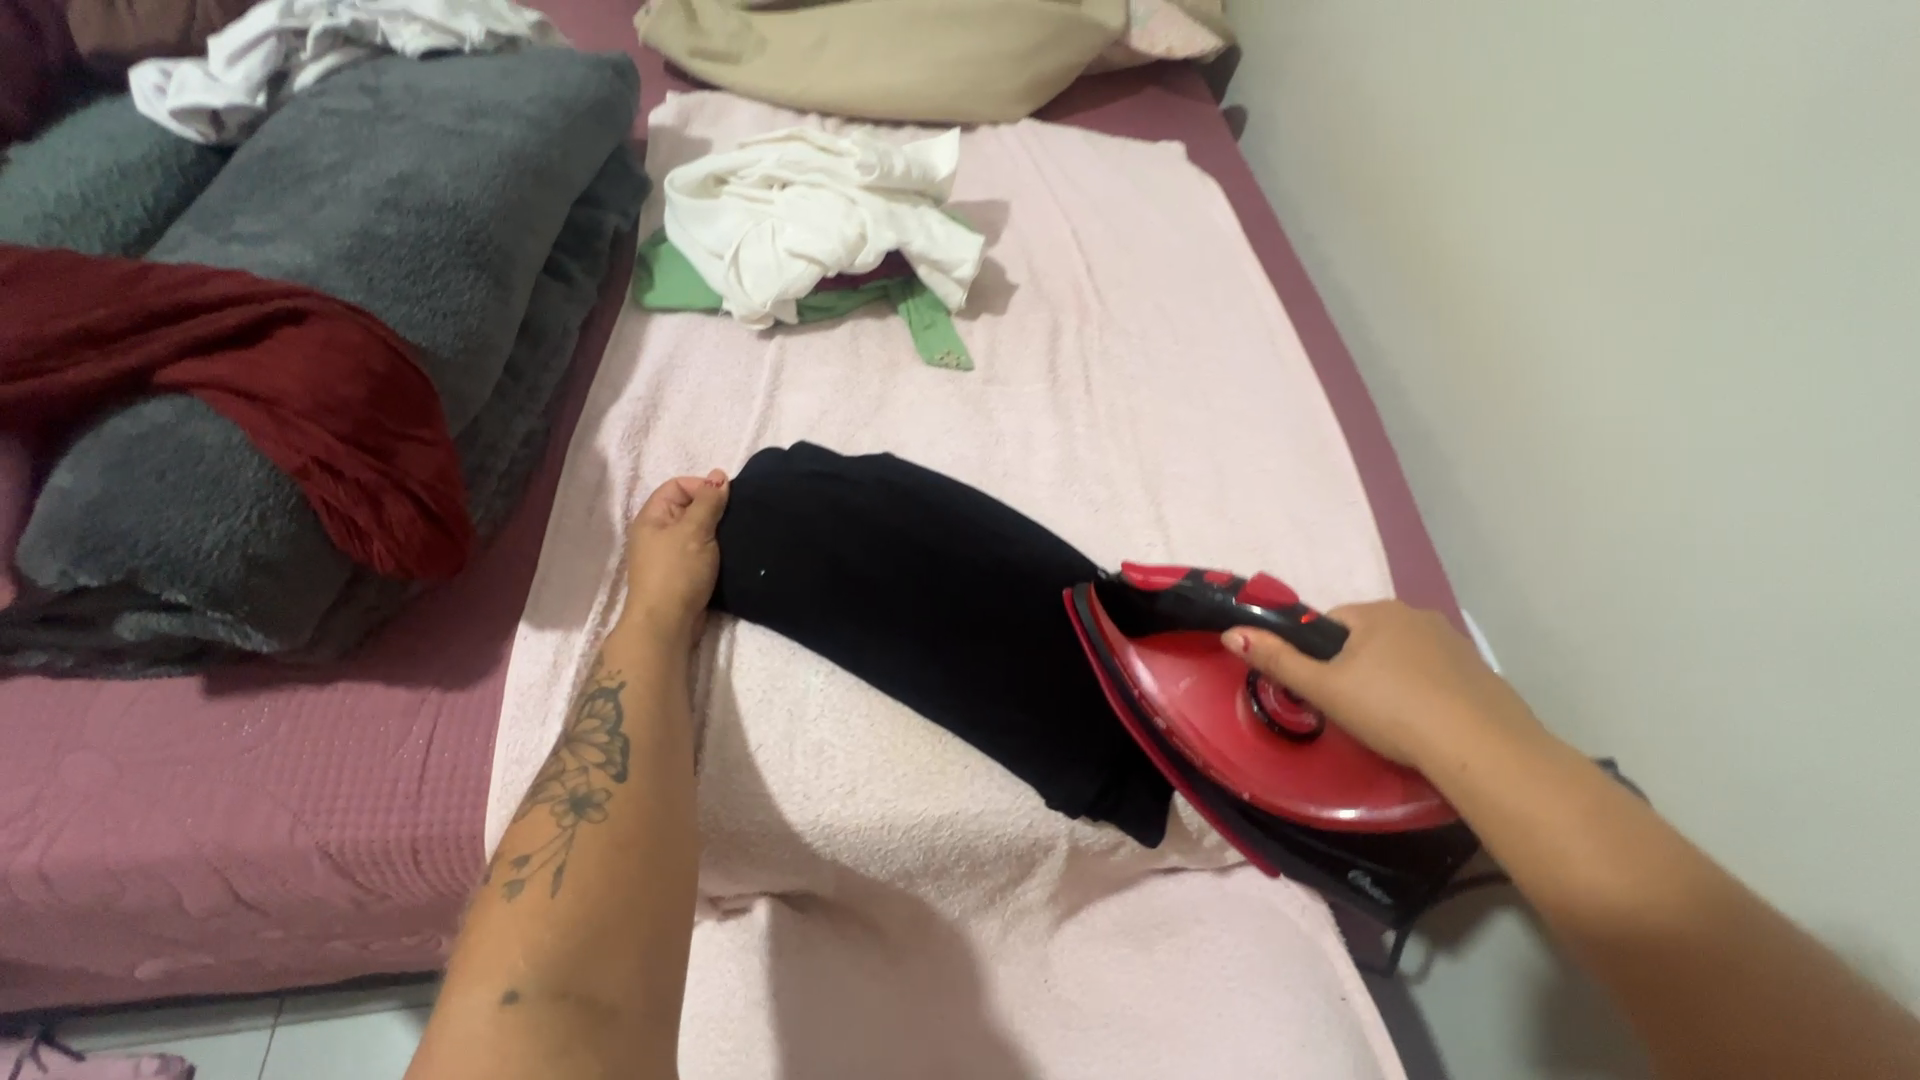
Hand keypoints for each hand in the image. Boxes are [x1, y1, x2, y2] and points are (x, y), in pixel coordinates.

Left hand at [619, 469, 728, 646]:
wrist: (667, 623)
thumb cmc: (677, 572)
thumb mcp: (695, 530)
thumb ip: (708, 502)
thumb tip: (719, 476)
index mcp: (652, 517)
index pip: (678, 485)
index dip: (703, 487)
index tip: (727, 500)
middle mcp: (657, 532)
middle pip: (688, 507)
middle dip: (713, 509)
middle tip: (736, 518)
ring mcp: (669, 555)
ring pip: (697, 532)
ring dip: (717, 532)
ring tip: (737, 536)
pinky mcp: (682, 574)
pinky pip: (701, 553)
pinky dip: (716, 551)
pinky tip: (732, 554)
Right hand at [1223, 600, 1544, 770]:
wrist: (1480, 748)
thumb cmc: (1391, 711)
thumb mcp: (1323, 689)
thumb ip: (1277, 660)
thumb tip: (1231, 632)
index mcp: (1376, 613)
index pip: (1330, 624)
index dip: (1318, 656)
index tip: (1323, 690)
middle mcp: (1416, 615)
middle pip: (1366, 638)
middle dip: (1354, 667)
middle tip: (1352, 710)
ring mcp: (1453, 642)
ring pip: (1402, 656)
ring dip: (1390, 679)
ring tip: (1389, 723)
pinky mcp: (1479, 671)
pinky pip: (1434, 675)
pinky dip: (1423, 692)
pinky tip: (1423, 725)